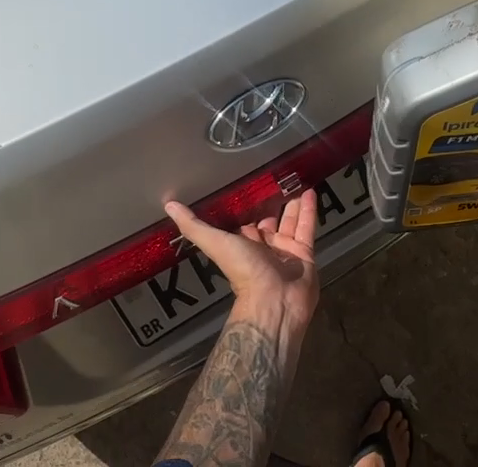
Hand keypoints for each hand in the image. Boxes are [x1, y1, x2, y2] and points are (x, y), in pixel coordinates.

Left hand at [165, 189, 319, 328]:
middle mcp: (263, 246)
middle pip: (267, 219)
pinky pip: (306, 227)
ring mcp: (284, 250)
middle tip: (275, 176)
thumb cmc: (243, 271)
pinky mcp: (303, 253)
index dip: (244, 204)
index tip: (246, 183)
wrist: (274, 300)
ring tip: (295, 178)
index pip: (242, 220)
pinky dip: (308, 210)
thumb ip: (194, 225)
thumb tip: (168, 204)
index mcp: (241, 245)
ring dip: (291, 202)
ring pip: (288, 221)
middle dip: (270, 202)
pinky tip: (309, 189)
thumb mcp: (215, 243)